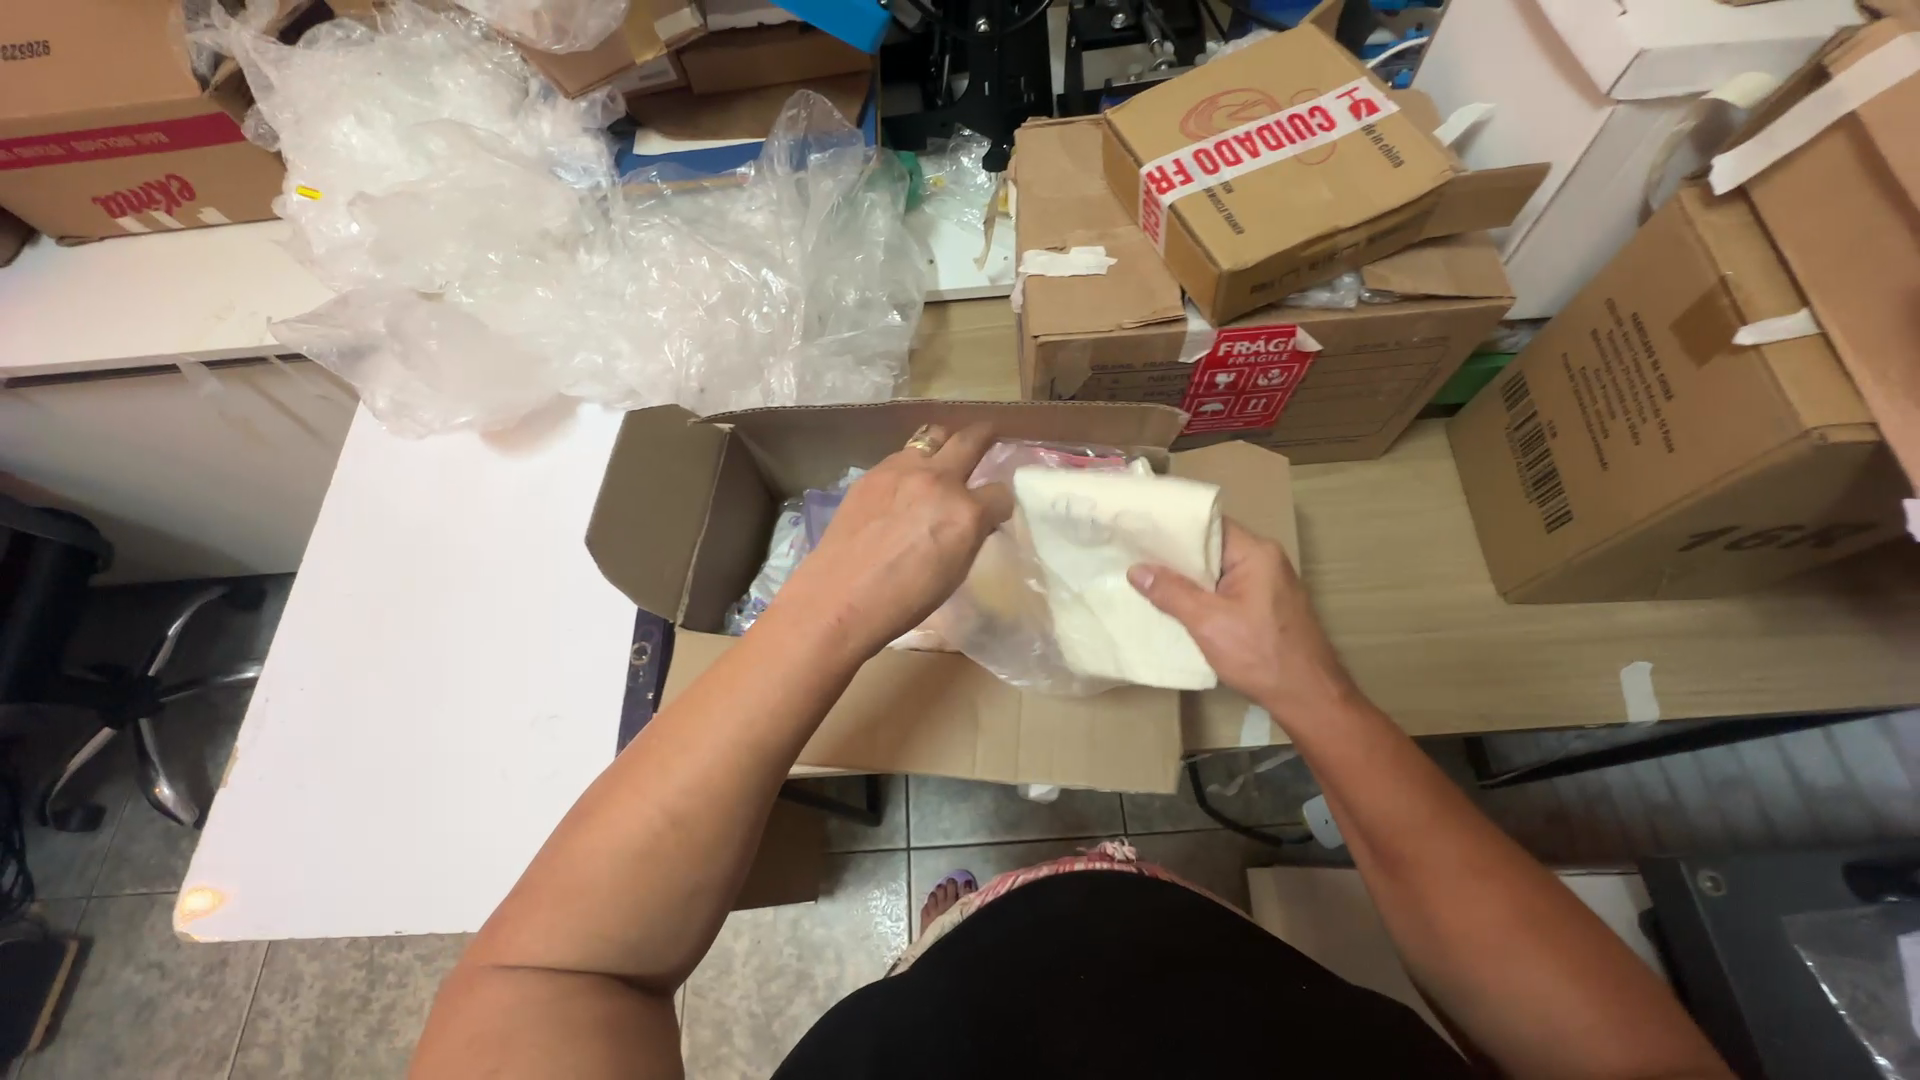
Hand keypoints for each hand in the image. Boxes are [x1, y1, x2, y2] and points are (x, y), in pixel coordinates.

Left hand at [760, 424, 1011, 660]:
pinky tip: (905, 483)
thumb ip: (970, 536)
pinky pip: (902, 455)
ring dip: (944, 442)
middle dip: (986, 435)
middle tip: (991, 434)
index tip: (995, 511)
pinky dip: (912, 463)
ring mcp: (902, 471)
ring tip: (944, 454)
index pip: (1001, 493)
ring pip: (933, 436)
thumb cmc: (904, 600)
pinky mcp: (873, 473)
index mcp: (966, 512)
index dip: (1000, 504)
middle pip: (971, 439)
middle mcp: (939, 480)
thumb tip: (974, 521)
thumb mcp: (955, 573)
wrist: (840, 597)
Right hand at [1128, 520, 1358, 730]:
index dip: (1174, 528)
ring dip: (1188, 577)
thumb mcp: (1208, 623)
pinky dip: (1203, 593)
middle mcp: (1265, 559)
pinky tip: (1176, 602)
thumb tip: (1136, 570)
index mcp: (1256, 553)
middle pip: (1212, 546)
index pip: (1210, 525)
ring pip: (1218, 569)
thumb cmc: (1260, 655)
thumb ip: (1171, 593)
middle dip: (1175, 554)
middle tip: (1135, 556)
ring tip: (1147, 577)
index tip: (1141, 532)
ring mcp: (1268, 583)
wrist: (1308, 697)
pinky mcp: (1265, 604)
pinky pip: (1227, 587)